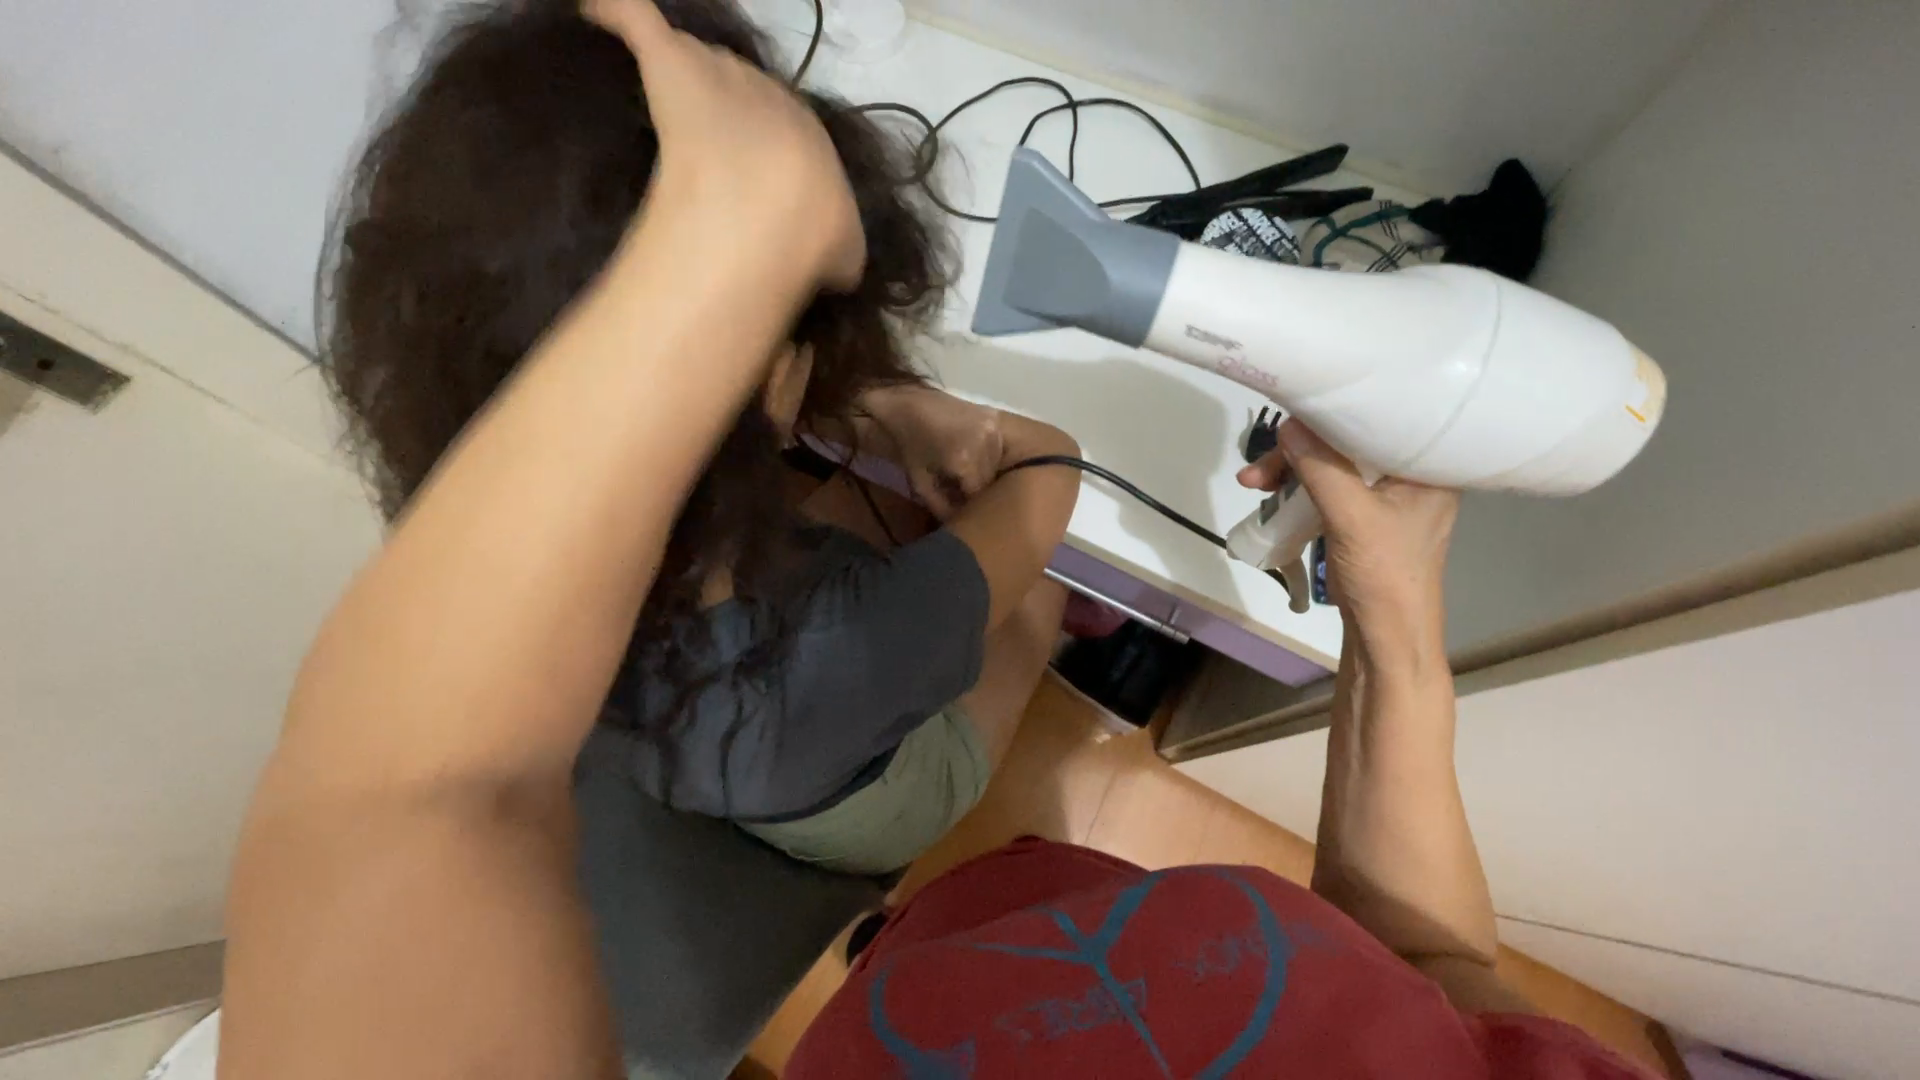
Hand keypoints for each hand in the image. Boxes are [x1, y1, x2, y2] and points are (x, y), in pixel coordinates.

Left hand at [586, 0, 864, 292]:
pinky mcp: (671, 60)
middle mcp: (772, 96)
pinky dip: (617, 10)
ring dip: (690, 73)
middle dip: (732, 112)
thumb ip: (835, 244)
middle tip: (716, 149)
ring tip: (670, 94)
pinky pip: (637, 19)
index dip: (772, 152)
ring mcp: (720, 73)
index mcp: (813, 135)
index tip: (758, 181)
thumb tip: (832, 260)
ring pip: (700, 61)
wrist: (770, 212)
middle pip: (746, 91)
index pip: (790, 129)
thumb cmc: (809, 236)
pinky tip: (594, 11)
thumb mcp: (845, 253)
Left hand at [863, 386, 1005, 518]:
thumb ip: (939, 505)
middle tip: (962, 491)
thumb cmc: (909, 442)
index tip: (960, 507)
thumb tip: (956, 523)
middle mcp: (985, 443)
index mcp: (964, 460)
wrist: (908, 402)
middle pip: (991, 480)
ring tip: (966, 473)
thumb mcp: (920, 480)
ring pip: (998, 464)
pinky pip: (998, 447)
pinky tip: (972, 455)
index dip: (969, 503)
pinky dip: (988, 456)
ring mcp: (992, 428)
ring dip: (985, 473)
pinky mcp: (995, 417)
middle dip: (977, 489)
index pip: (978, 493)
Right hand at [1238, 420, 1458, 645]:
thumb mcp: (1351, 516)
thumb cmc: (1385, 575)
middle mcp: (1411, 473)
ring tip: (1252, 484)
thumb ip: (1320, 468)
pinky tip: (1269, 494)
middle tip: (1259, 469)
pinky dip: (1297, 487)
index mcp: (1428, 466)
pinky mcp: (1365, 514)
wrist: (1386, 637)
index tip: (1294, 415)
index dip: (1336, 412)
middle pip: (1348, 442)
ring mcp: (1387, 496)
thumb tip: (1288, 424)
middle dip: (1299, 449)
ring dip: (1290, 469)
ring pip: (1332, 463)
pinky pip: (1327, 485)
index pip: (1382, 417)